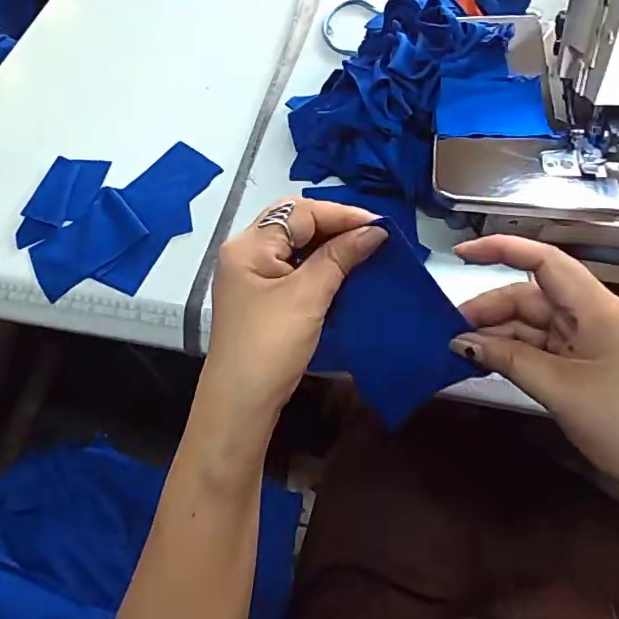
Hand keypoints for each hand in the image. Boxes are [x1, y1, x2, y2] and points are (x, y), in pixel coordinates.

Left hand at [203, 198, 386, 422]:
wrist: (240, 406)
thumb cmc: (270, 347)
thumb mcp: (308, 297)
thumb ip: (340, 257)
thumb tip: (374, 231)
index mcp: (248, 245)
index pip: (299, 212)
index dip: (341, 215)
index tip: (379, 226)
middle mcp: (245, 252)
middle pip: (294, 221)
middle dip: (335, 224)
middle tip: (372, 234)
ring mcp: (252, 274)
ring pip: (296, 243)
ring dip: (329, 243)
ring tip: (364, 247)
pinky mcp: (261, 295)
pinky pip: (294, 265)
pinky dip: (319, 263)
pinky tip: (343, 269)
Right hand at [452, 235, 618, 506]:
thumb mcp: (561, 390)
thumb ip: (509, 360)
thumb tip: (462, 341)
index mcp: (598, 308)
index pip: (545, 261)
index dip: (502, 249)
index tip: (462, 253)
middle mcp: (595, 315)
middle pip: (534, 296)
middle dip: (492, 308)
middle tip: (451, 331)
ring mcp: (592, 341)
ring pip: (535, 322)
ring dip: (500, 334)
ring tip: (462, 349)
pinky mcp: (588, 364)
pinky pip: (544, 346)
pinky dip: (516, 352)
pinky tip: (488, 360)